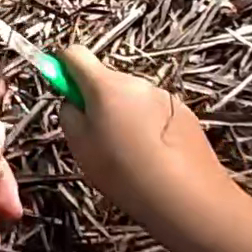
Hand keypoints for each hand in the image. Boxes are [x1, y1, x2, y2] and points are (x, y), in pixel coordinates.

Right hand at [56, 45, 238, 228]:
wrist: (187, 198)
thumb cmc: (124, 172)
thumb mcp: (80, 145)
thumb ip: (69, 114)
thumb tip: (73, 102)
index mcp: (104, 85)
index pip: (74, 53)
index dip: (63, 67)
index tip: (63, 89)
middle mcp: (135, 82)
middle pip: (105, 79)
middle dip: (96, 100)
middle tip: (97, 137)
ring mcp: (162, 95)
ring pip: (130, 97)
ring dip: (122, 114)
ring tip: (127, 154)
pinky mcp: (184, 112)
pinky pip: (154, 111)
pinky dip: (146, 126)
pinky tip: (151, 156)